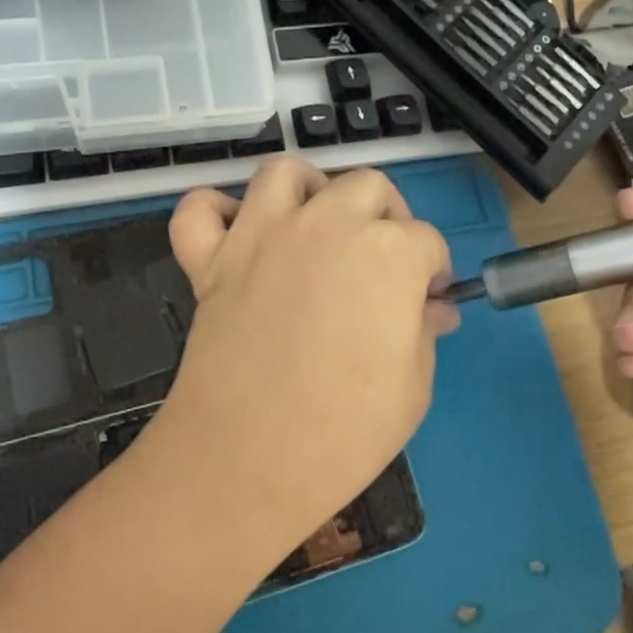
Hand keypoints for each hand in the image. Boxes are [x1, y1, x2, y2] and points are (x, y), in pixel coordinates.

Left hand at [156, 157, 456, 547]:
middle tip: (383, 265)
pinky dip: (213, 211)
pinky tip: (234, 234)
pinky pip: (199, 209)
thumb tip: (432, 309)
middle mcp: (326, 223)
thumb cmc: (347, 429)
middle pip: (366, 187)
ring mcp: (260, 234)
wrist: (249, 459)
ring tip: (315, 227)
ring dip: (308, 190)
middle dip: (386, 218)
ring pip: (285, 173)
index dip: (433, 272)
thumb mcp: (413, 385)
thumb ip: (424, 331)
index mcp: (388, 251)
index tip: (428, 304)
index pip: (427, 241)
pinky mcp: (209, 259)